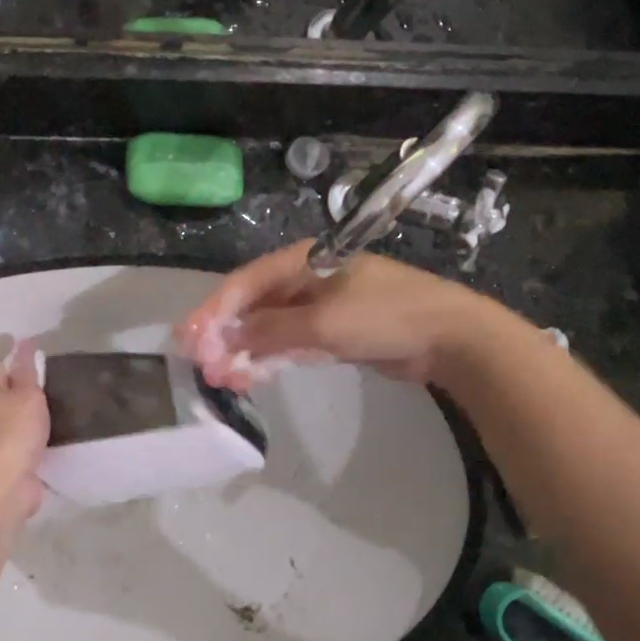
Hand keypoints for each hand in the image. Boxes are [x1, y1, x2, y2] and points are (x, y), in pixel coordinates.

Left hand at [0, 339, 48, 518]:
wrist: (4, 486)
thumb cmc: (14, 432)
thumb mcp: (27, 394)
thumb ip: (28, 370)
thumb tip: (23, 341)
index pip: (4, 367)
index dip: (25, 364)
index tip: (50, 365)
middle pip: (10, 395)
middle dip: (32, 392)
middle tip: (63, 387)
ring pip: (18, 420)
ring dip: (37, 419)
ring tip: (67, 410)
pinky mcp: (6, 462)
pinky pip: (26, 443)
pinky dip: (39, 440)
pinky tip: (59, 438)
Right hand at [178, 241, 514, 390]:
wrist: (450, 338)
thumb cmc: (385, 317)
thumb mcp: (323, 323)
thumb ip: (270, 331)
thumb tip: (223, 339)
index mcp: (305, 261)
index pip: (246, 283)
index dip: (214, 310)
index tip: (188, 339)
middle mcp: (308, 279)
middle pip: (254, 306)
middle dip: (226, 335)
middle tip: (202, 366)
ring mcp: (321, 307)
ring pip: (270, 328)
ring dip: (244, 351)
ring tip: (221, 379)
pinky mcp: (334, 332)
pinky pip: (290, 344)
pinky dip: (269, 359)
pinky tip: (249, 377)